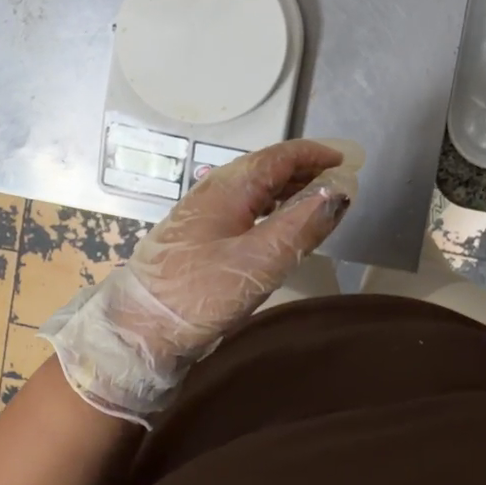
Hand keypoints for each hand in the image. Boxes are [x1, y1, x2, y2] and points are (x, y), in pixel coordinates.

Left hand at [40, 139, 360, 422]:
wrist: (138, 330)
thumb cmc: (201, 292)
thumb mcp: (260, 261)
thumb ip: (303, 225)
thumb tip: (340, 192)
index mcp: (231, 186)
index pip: (282, 155)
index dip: (316, 154)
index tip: (347, 160)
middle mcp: (216, 188)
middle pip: (269, 167)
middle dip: (306, 170)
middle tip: (340, 183)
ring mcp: (204, 211)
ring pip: (256, 187)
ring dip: (290, 188)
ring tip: (318, 201)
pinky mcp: (198, 234)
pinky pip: (245, 206)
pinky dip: (272, 206)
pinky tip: (280, 225)